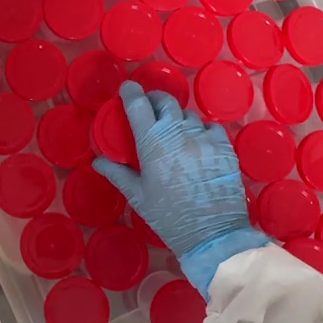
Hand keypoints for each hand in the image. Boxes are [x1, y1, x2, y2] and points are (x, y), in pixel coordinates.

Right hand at [93, 82, 265, 292]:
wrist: (213, 233)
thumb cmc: (169, 216)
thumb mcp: (138, 196)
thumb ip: (117, 173)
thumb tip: (97, 161)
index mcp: (152, 142)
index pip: (138, 104)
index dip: (131, 92)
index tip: (127, 89)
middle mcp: (178, 132)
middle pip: (165, 101)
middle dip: (154, 100)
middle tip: (148, 109)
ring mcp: (204, 136)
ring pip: (187, 115)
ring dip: (176, 118)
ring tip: (173, 133)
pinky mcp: (224, 145)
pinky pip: (210, 126)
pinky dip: (200, 130)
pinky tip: (196, 143)